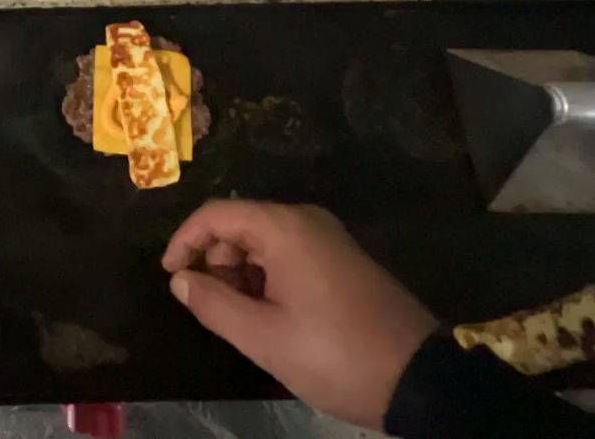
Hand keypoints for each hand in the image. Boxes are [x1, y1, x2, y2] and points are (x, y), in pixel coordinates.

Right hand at [162, 201, 437, 430]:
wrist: (425, 381)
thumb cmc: (335, 354)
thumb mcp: (264, 338)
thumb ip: (213, 304)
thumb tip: (180, 280)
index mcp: (282, 227)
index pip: (215, 214)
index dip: (184, 240)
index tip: (169, 274)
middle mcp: (304, 219)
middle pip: (239, 224)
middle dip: (215, 260)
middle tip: (211, 305)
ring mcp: (328, 236)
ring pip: (264, 240)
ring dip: (242, 271)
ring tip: (242, 317)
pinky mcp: (342, 257)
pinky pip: (289, 252)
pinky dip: (267, 275)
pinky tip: (272, 314)